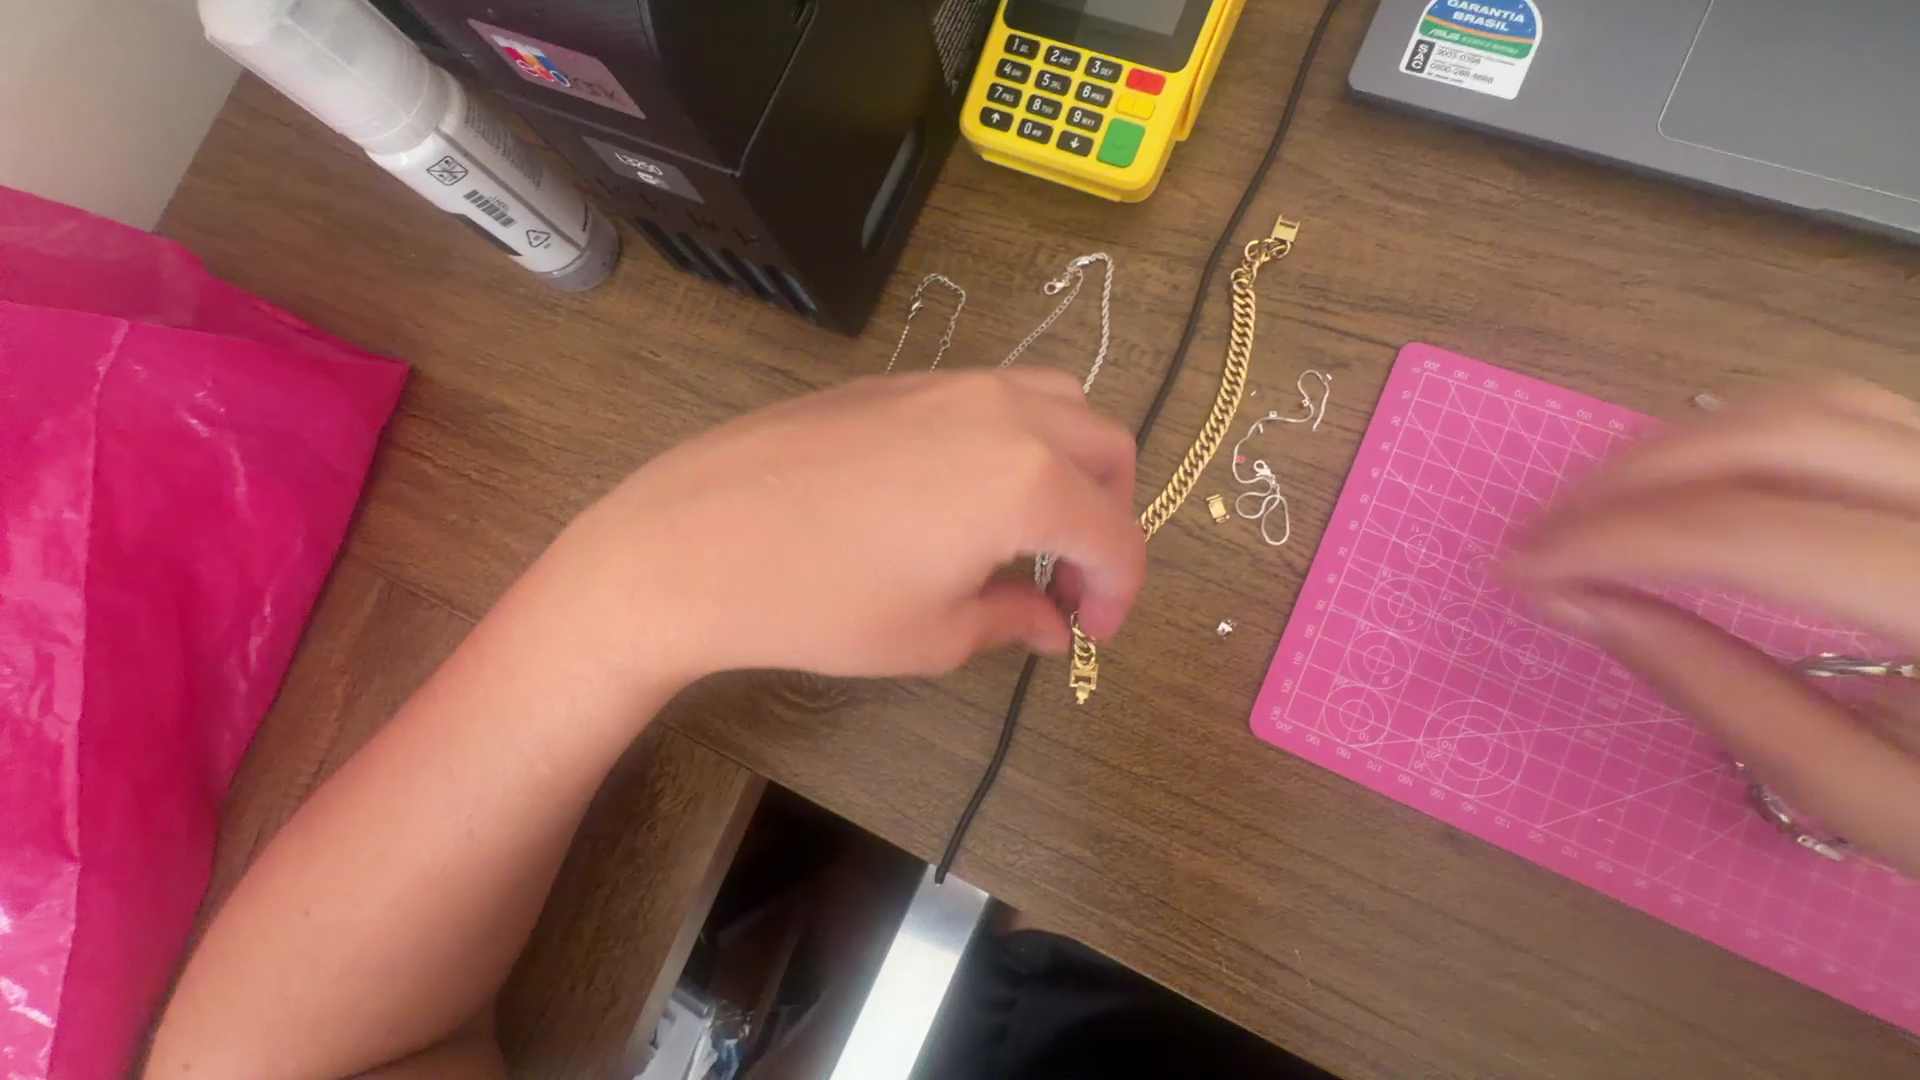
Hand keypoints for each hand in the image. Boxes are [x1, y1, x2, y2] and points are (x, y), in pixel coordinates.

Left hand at [555, 369, 1145, 682]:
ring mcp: (951, 384)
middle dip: (1110, 516)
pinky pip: (995, 394)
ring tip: (1032, 524)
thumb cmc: (820, 603)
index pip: (1115, 535)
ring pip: (1057, 401)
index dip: (1121, 592)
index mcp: (1027, 480)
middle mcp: (1005, 413)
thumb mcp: (932, 633)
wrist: (693, 541)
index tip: (1096, 632)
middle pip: (1106, 447)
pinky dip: (1017, 438)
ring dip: (1071, 463)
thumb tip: (1054, 624)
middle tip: (1073, 576)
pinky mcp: (902, 379)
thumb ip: (1013, 619)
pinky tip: (968, 492)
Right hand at [1503, 379, 1919, 875]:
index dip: (1609, 542)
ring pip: (1806, 409)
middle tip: (1538, 533)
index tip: (1516, 570)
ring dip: (1667, 452)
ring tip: (1588, 510)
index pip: (1750, 534)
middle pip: (1775, 438)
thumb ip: (1718, 690)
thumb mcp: (1872, 795)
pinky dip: (1728, 441)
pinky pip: (1841, 416)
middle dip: (1624, 480)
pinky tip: (1671, 489)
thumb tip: (1574, 601)